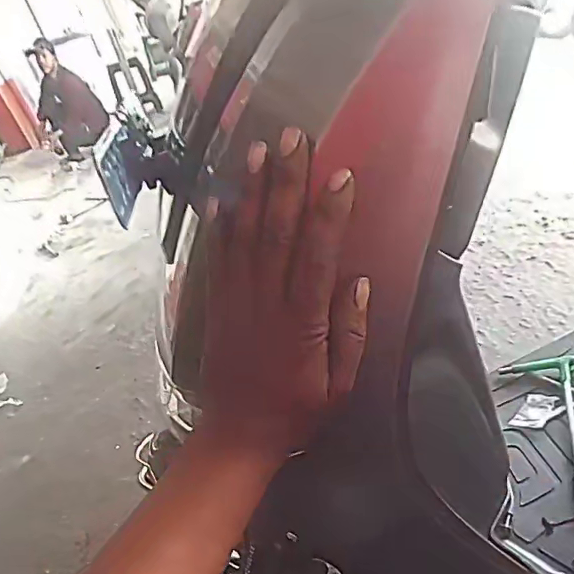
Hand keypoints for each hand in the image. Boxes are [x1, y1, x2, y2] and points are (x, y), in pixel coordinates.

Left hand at [199, 126, 367, 457]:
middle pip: (277, 233)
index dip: (329, 214)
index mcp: (302, 324)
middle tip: (293, 139)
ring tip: (258, 150)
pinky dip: (219, 227)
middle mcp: (267, 305)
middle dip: (286, 183)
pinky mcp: (218, 308)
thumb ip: (349, 335)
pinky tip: (222, 197)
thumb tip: (356, 284)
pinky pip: (217, 259)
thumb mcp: (339, 387)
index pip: (317, 257)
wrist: (240, 434)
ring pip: (244, 238)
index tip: (339, 177)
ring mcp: (238, 303)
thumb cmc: (296, 414)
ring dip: (251, 191)